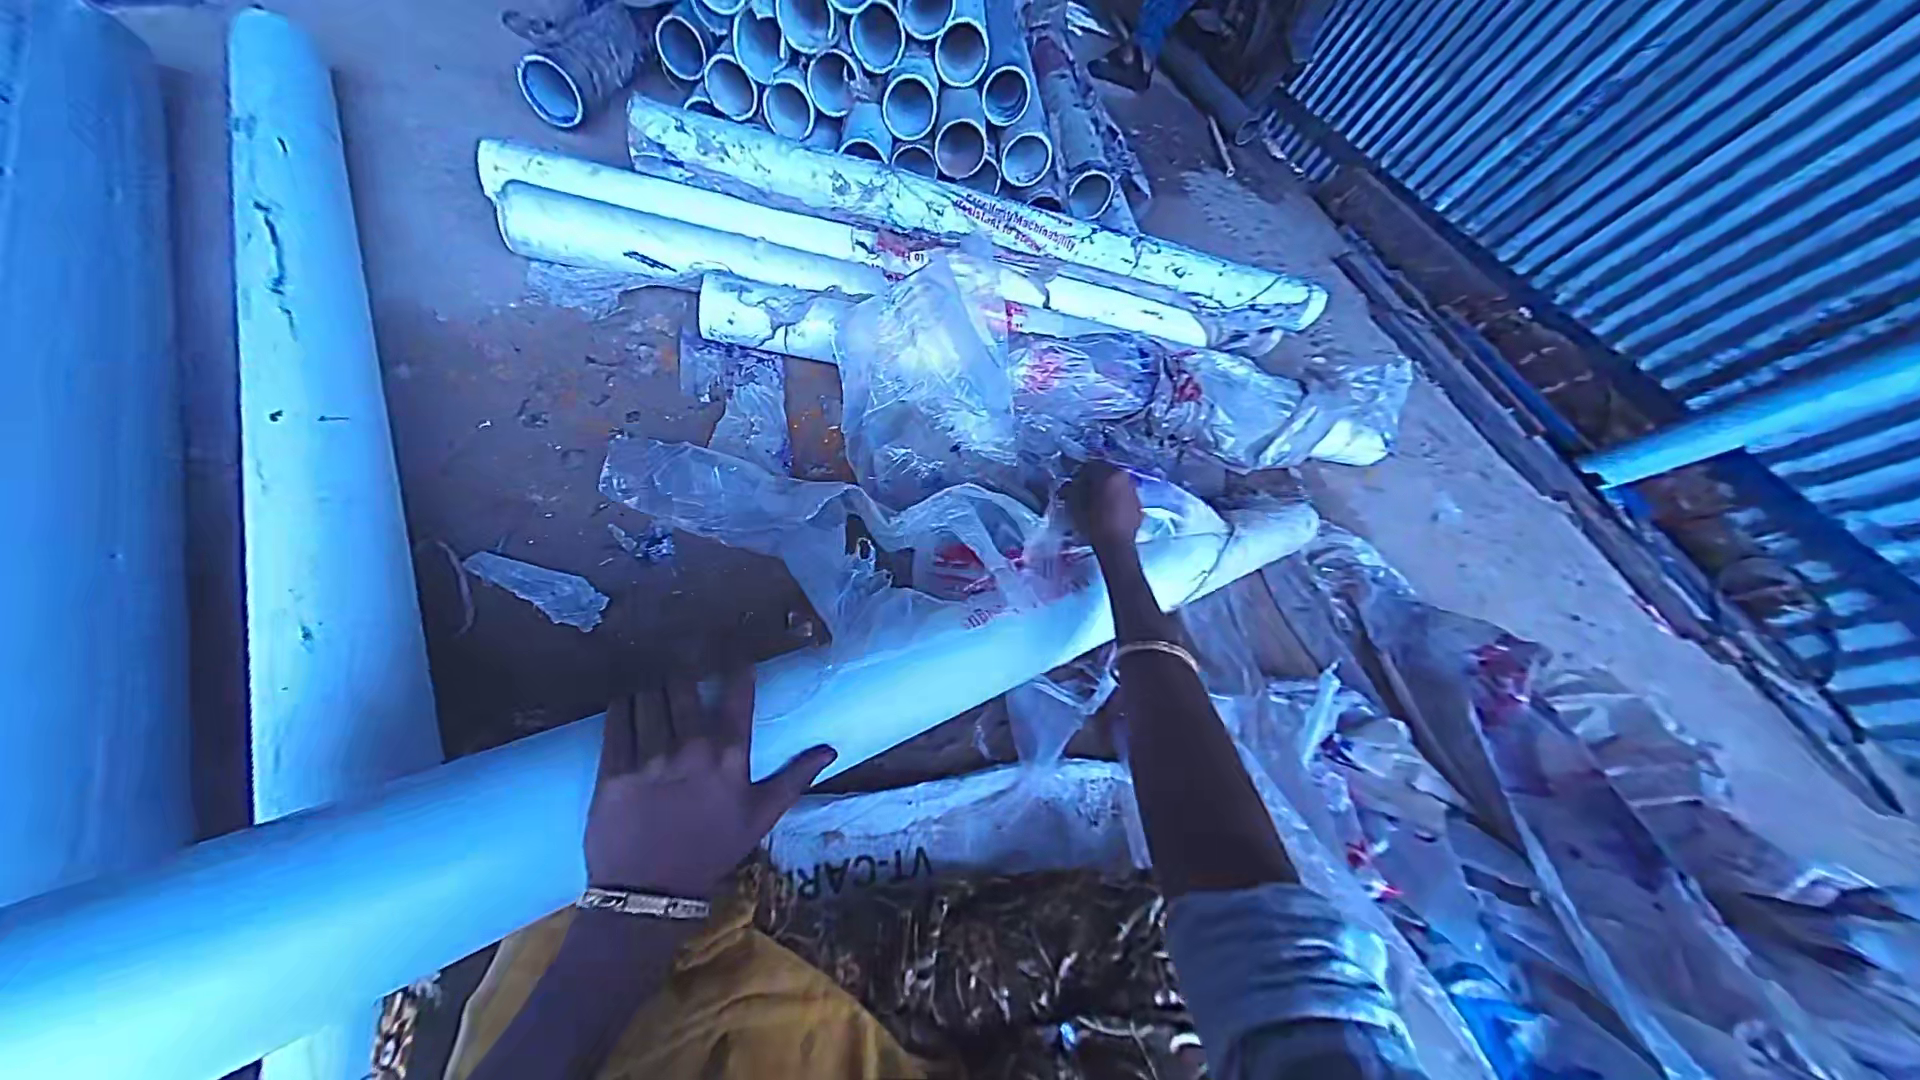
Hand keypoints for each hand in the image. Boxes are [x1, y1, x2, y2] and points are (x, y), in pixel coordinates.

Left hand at [587, 671, 835, 898]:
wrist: (650, 894)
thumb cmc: (712, 849)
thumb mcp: (762, 815)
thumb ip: (796, 777)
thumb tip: (831, 750)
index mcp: (730, 759)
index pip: (738, 699)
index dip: (737, 671)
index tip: (735, 655)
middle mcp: (692, 751)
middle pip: (686, 690)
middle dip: (685, 673)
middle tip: (682, 666)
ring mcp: (650, 760)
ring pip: (650, 700)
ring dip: (653, 686)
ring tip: (653, 683)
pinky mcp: (614, 772)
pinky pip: (618, 723)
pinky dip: (622, 705)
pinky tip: (625, 700)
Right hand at [1067, 461, 1143, 550]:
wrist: (1116, 545)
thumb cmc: (1094, 524)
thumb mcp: (1076, 506)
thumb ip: (1072, 491)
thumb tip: (1070, 485)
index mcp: (1109, 475)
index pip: (1091, 466)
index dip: (1079, 474)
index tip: (1073, 483)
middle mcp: (1124, 478)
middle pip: (1106, 472)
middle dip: (1095, 480)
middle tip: (1084, 490)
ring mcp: (1134, 491)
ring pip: (1117, 483)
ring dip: (1107, 489)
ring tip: (1097, 500)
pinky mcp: (1139, 504)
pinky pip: (1125, 496)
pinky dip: (1116, 499)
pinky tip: (1109, 510)